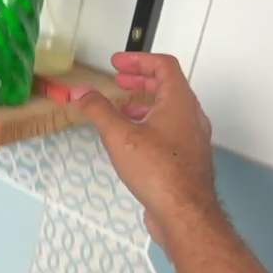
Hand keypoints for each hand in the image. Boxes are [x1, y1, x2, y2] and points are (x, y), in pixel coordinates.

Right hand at [71, 52, 219, 247]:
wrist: (184, 213)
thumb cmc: (157, 170)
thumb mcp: (119, 135)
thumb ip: (98, 110)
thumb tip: (80, 92)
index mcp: (180, 102)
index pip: (164, 66)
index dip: (139, 60)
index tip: (117, 63)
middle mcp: (191, 117)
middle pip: (169, 87)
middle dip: (141, 81)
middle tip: (119, 81)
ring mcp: (192, 139)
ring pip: (170, 111)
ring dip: (145, 105)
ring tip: (122, 110)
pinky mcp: (188, 160)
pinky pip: (170, 132)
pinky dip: (151, 125)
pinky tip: (133, 142)